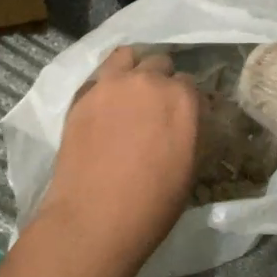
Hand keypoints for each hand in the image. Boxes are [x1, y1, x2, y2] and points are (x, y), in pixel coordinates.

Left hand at [0, 46, 200, 276]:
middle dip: (160, 81)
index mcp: (183, 98)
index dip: (185, 101)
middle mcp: (150, 80)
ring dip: (133, 69)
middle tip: (153, 107)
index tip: (179, 117)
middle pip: (160, 64)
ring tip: (128, 91)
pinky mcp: (84, 92)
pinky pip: (100, 74)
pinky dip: (106, 83)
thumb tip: (190, 119)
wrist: (94, 220)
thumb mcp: (189, 168)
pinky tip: (104, 104)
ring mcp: (113, 82)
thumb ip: (192, 130)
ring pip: (128, 56)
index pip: (190, 84)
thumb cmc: (152, 205)